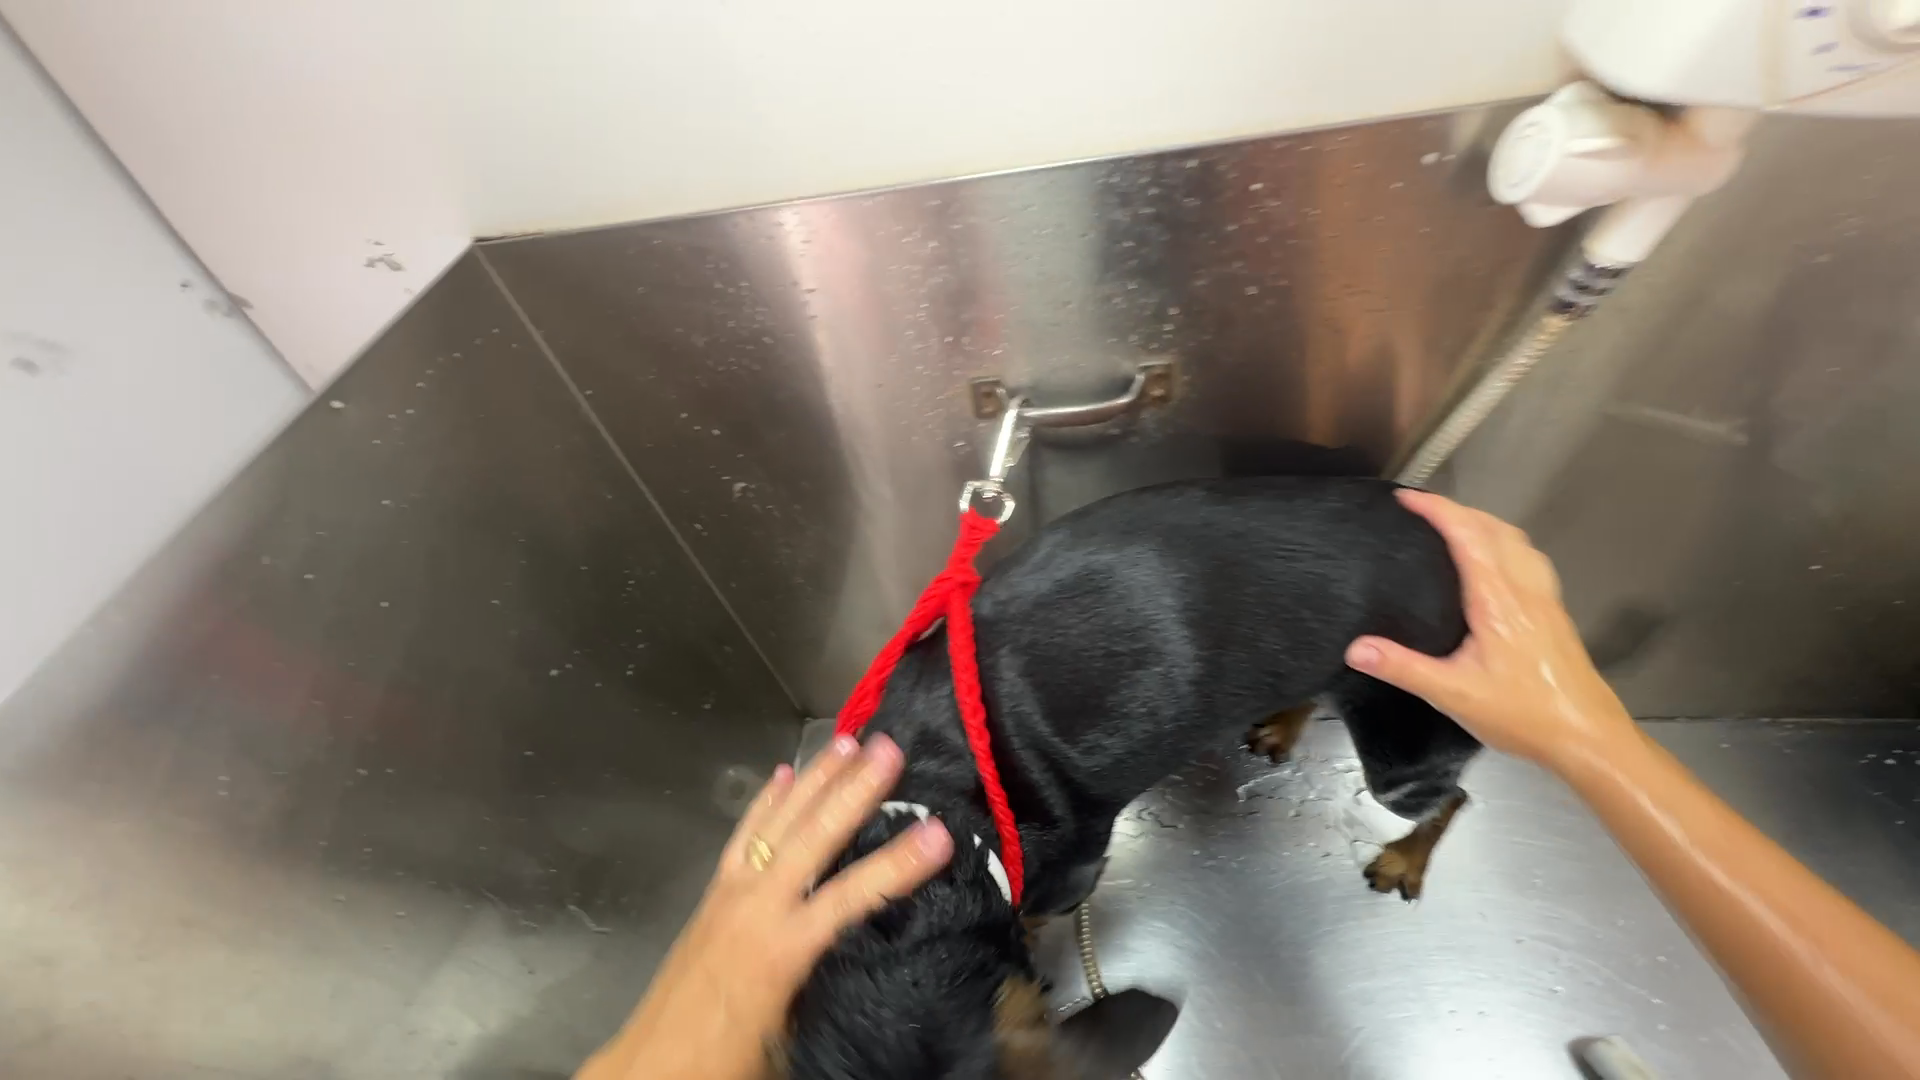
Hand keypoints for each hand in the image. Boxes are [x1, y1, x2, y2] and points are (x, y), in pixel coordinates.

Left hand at [577, 734, 952, 1079]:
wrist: (645, 1070)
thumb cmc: (726, 1065)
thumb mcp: (793, 1034)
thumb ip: (831, 980)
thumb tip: (874, 943)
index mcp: (782, 950)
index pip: (852, 898)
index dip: (899, 866)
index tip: (940, 834)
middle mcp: (757, 906)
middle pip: (814, 835)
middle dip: (854, 790)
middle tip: (889, 750)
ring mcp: (732, 890)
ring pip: (779, 820)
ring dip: (814, 779)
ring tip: (846, 741)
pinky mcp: (714, 889)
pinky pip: (744, 832)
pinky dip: (767, 800)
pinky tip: (783, 773)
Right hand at [1344, 489, 1637, 771]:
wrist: (1590, 740)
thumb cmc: (1523, 715)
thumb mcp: (1453, 694)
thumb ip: (1402, 668)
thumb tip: (1354, 647)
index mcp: (1499, 602)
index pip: (1469, 538)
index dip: (1438, 511)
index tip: (1406, 498)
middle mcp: (1526, 592)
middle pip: (1496, 531)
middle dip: (1458, 510)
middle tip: (1421, 509)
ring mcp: (1545, 603)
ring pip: (1518, 543)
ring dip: (1484, 524)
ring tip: (1452, 527)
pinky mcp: (1553, 617)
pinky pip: (1528, 561)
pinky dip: (1503, 545)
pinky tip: (1491, 564)